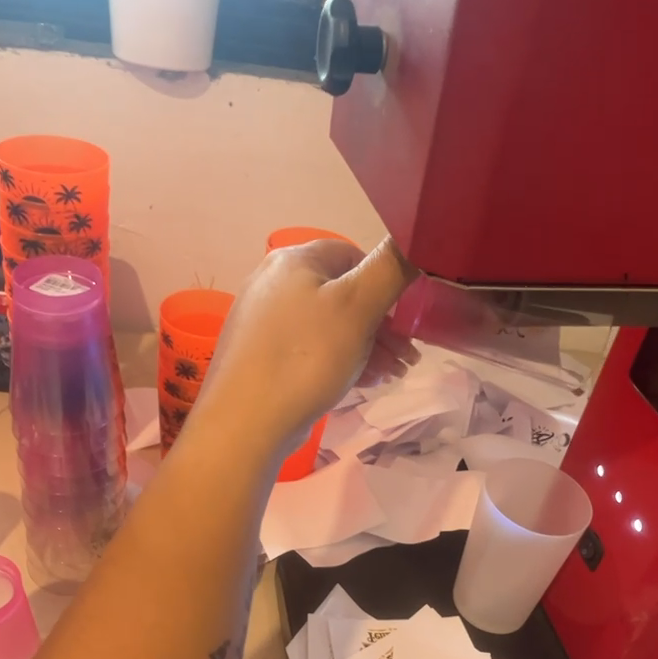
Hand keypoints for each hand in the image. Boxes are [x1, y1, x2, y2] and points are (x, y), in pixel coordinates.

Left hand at [196, 236, 417, 457]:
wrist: (244, 422)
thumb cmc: (305, 356)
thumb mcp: (356, 306)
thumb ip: (389, 268)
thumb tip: (413, 236)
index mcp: (295, 260)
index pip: (354, 254)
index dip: (386, 283)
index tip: (407, 317)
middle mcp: (275, 282)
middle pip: (343, 293)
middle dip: (382, 325)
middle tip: (408, 356)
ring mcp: (265, 321)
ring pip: (330, 325)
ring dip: (367, 346)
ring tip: (393, 374)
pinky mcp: (262, 356)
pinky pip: (312, 348)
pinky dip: (340, 360)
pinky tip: (363, 383)